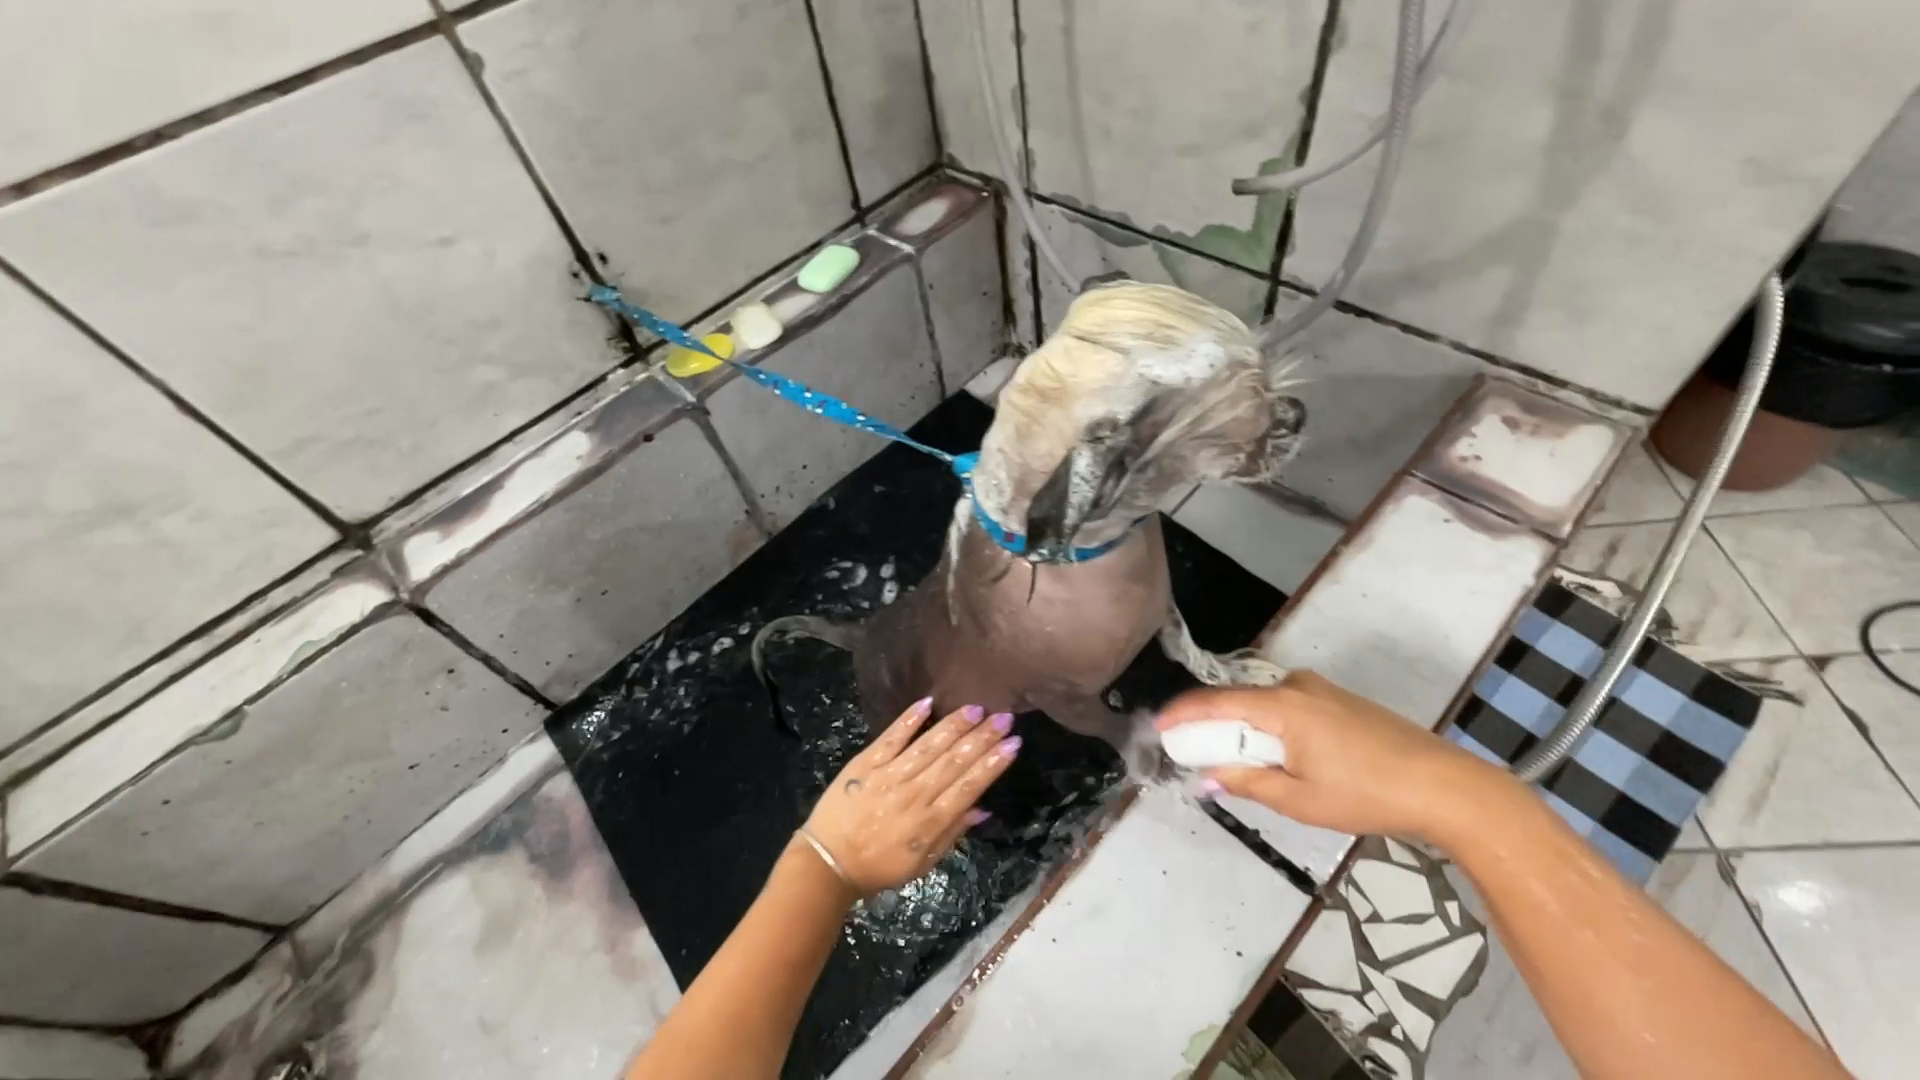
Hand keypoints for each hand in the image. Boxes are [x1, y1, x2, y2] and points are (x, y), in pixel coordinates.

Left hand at [800, 698, 1020, 894]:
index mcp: (930, 821)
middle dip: (982, 738)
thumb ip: (953, 833)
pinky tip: (928, 704)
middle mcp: (914, 794)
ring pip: (928, 746)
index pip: (969, 786)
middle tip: (1005, 717)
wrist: (827, 863)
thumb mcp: (922, 863)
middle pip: (954, 761)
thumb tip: (982, 809)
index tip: (1014, 743)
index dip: (993, 764)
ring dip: (954, 726)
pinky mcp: (866, 763)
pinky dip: (909, 720)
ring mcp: (889, 775)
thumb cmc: (879, 866)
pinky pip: (891, 738)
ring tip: (976, 709)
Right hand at [1155, 670, 1515, 842]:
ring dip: (1244, 730)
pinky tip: (1274, 756)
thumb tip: (1206, 776)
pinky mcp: (1340, 701)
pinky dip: (1270, 729)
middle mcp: (1296, 686)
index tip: (1157, 727)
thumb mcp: (1298, 799)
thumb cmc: (1365, 793)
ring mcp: (1321, 690)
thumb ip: (1246, 782)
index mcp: (1282, 706)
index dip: (1182, 714)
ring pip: (1264, 706)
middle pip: (1239, 701)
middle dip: (1212, 726)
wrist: (1445, 786)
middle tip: (1192, 753)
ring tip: (1233, 762)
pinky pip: (1288, 709)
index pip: (1216, 702)